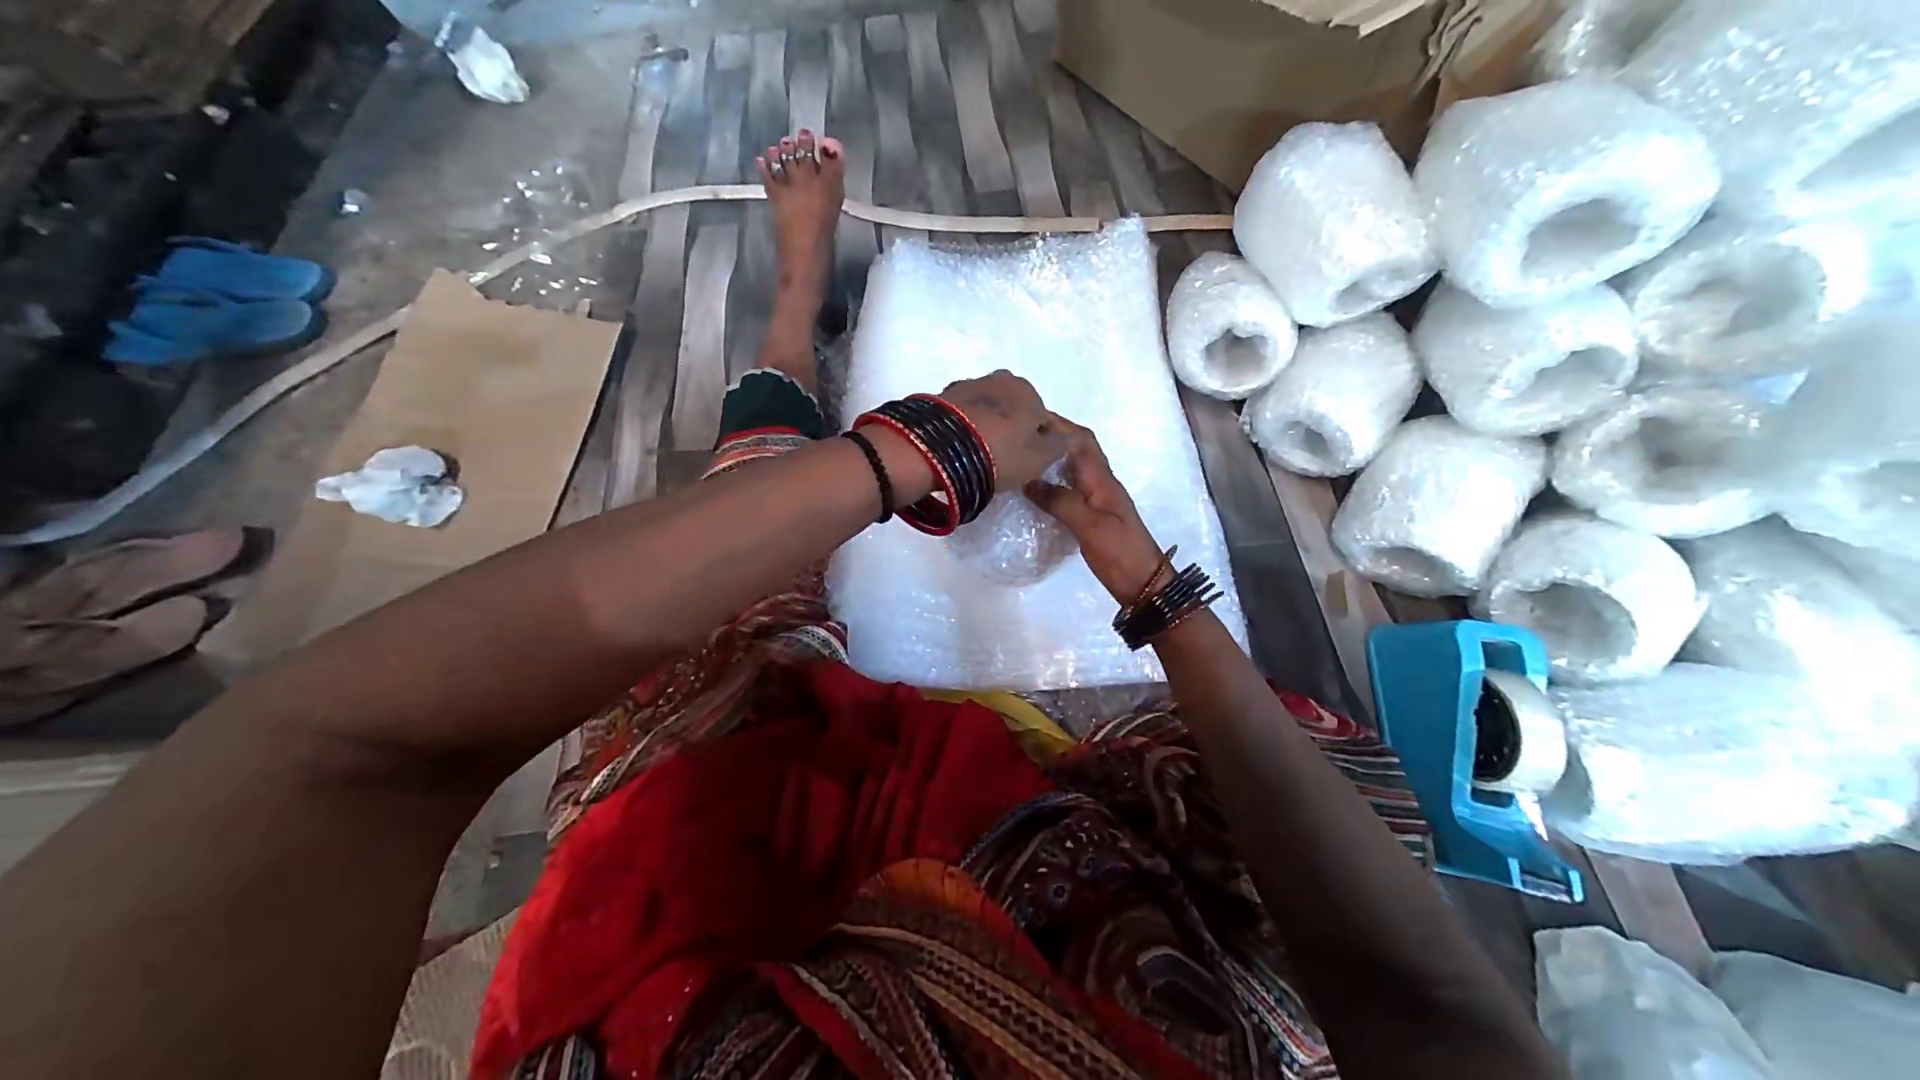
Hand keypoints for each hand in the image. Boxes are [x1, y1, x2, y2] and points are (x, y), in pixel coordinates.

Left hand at [939, 371, 1070, 489]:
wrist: (941, 449)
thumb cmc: (1000, 454)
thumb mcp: (1039, 458)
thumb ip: (1060, 446)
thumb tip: (1070, 437)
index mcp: (1029, 391)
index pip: (1041, 418)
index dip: (1036, 442)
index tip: (1023, 461)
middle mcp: (1001, 379)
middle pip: (1013, 408)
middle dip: (1010, 428)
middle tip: (1000, 457)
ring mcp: (970, 383)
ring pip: (987, 407)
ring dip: (987, 424)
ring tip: (977, 452)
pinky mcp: (943, 394)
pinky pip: (963, 412)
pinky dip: (965, 423)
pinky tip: (960, 443)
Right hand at [1022, 414, 1165, 602]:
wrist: (1145, 585)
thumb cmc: (1120, 554)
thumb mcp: (1090, 527)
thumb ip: (1061, 502)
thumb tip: (1029, 480)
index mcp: (1103, 481)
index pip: (1081, 441)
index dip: (1059, 424)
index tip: (1029, 414)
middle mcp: (1102, 484)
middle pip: (1079, 449)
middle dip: (1054, 434)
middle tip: (1022, 431)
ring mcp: (1099, 500)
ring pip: (1075, 467)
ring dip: (1054, 454)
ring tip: (1024, 453)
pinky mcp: (1094, 515)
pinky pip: (1072, 486)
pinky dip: (1055, 478)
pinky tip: (1038, 486)